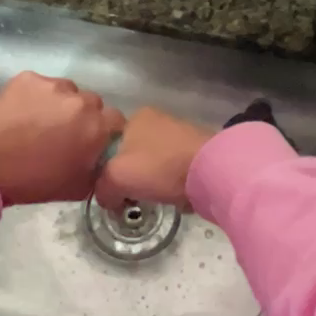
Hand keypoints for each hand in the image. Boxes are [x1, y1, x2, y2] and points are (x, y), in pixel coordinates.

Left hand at [0, 72, 124, 205]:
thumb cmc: (35, 182)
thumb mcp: (79, 187)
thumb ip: (99, 168)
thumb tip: (104, 159)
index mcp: (96, 127)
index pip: (117, 119)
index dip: (107, 130)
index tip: (94, 140)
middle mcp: (80, 100)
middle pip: (93, 102)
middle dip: (84, 115)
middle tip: (65, 132)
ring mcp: (52, 85)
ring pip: (67, 90)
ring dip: (61, 103)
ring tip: (41, 120)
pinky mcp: (28, 78)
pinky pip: (41, 84)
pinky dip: (37, 96)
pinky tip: (24, 112)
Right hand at [94, 107, 213, 210]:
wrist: (212, 170)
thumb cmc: (160, 167)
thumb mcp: (117, 177)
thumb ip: (102, 187)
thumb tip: (105, 197)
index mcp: (135, 117)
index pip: (109, 142)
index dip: (104, 167)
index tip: (109, 189)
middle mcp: (157, 119)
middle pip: (131, 152)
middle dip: (129, 174)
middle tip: (128, 197)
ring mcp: (179, 132)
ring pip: (153, 160)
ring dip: (150, 179)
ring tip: (152, 198)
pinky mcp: (197, 149)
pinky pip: (173, 167)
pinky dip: (170, 180)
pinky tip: (172, 193)